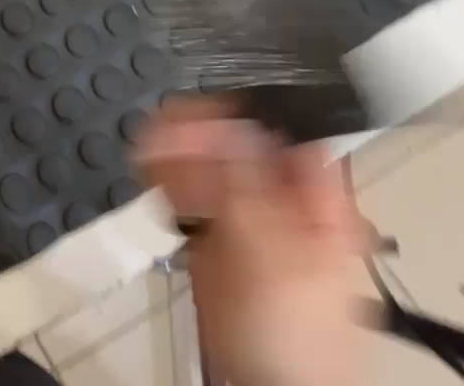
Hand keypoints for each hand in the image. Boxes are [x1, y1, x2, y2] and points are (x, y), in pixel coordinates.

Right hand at [138, 100, 370, 385]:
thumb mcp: (272, 252)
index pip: (284, 134)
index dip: (245, 112)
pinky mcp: (208, 232)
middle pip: (235, 143)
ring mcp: (240, 217)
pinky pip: (182, 189)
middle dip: (197, 130)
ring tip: (149, 145)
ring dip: (173, 147)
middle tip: (164, 127)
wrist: (261, 382)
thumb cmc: (294, 336)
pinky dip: (162, 173)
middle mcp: (278, 201)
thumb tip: (228, 125)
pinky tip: (147, 165)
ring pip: (203, 162)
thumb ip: (245, 186)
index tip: (204, 105)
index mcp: (316, 202)